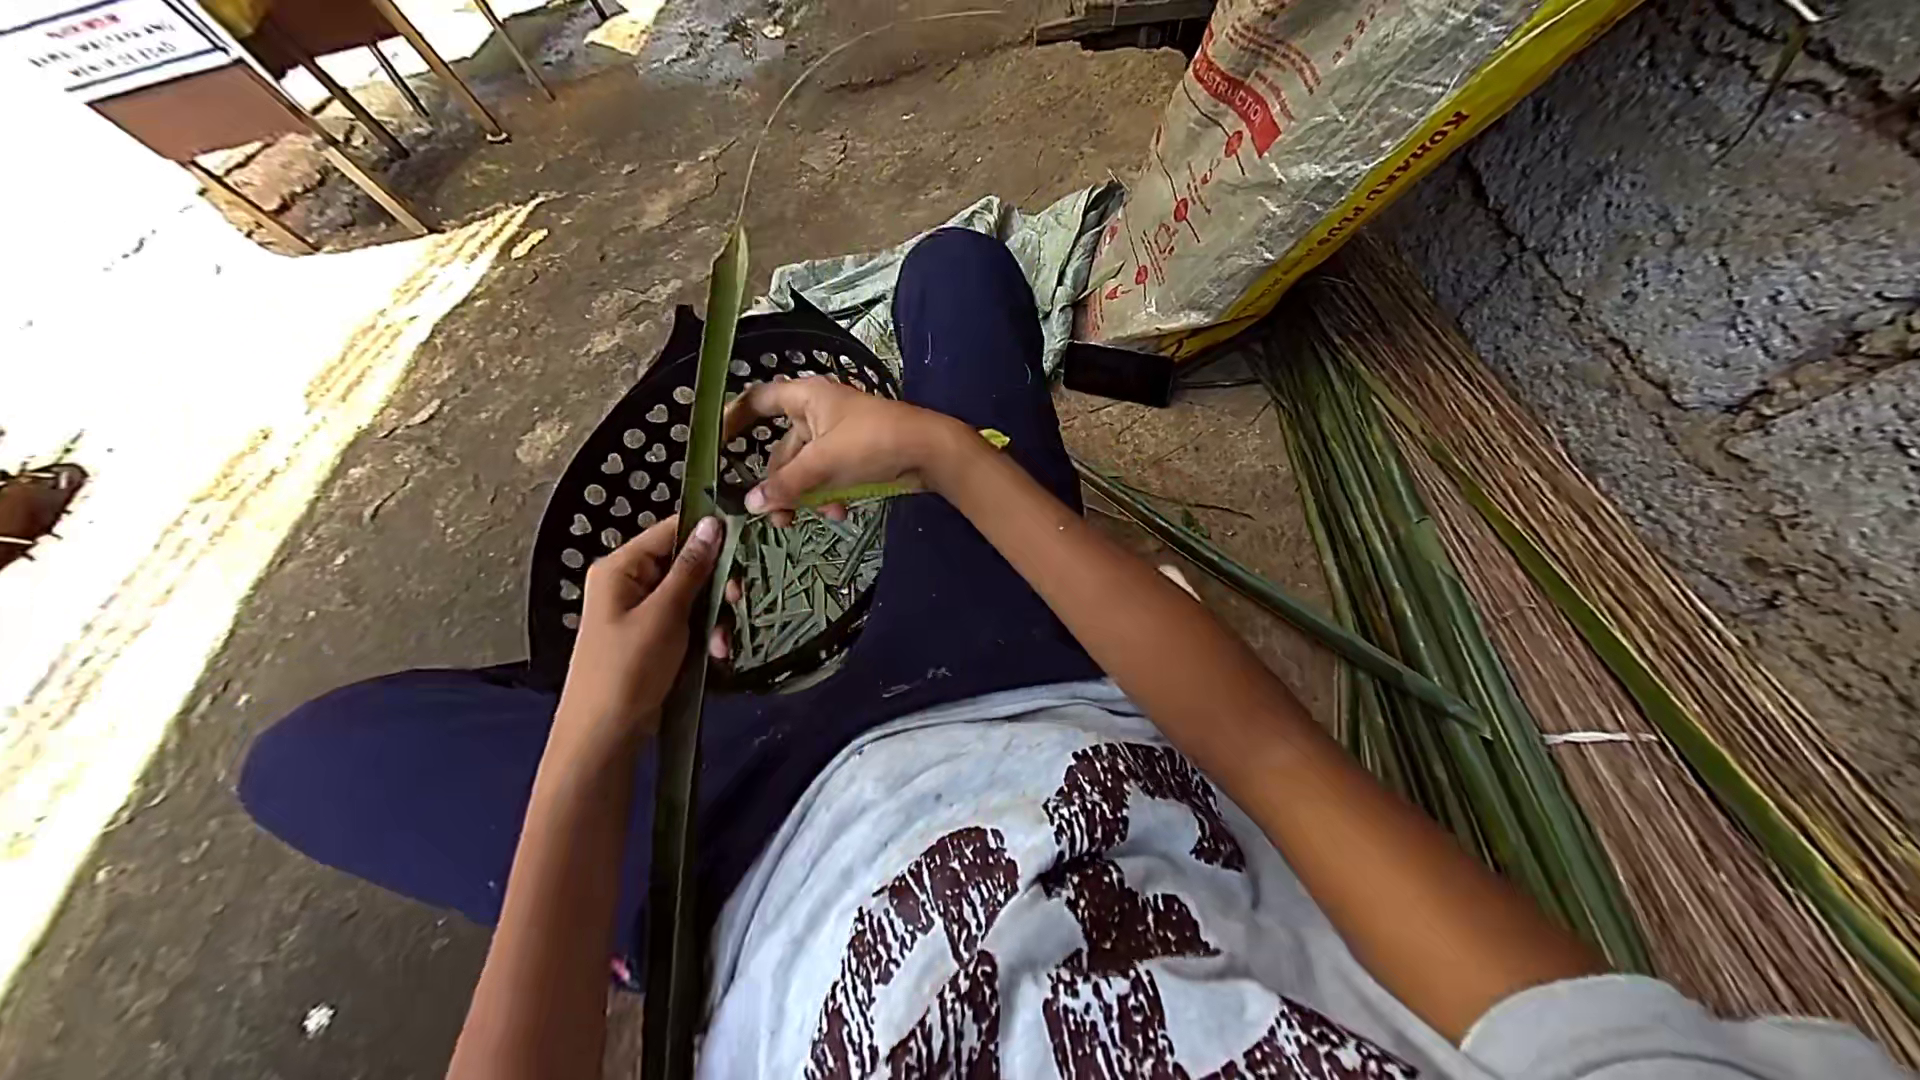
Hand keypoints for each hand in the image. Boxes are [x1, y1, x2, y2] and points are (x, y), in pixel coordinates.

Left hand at [554, 514, 724, 753]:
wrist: (605, 735)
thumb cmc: (628, 669)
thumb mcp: (664, 614)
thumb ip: (692, 568)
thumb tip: (713, 523)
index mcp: (622, 568)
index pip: (671, 530)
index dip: (708, 533)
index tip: (744, 542)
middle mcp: (632, 583)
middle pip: (689, 564)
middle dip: (716, 585)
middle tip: (736, 600)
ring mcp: (645, 612)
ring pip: (696, 596)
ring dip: (716, 617)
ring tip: (720, 643)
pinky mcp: (657, 637)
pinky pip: (692, 622)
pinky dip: (707, 636)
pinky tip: (714, 656)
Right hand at [724, 376, 970, 525]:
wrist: (930, 451)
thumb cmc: (873, 443)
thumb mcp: (824, 463)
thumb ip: (786, 484)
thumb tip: (750, 504)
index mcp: (805, 398)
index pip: (757, 401)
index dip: (734, 419)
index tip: (716, 445)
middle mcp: (817, 413)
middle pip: (782, 450)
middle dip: (780, 485)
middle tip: (776, 518)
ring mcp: (837, 435)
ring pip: (806, 469)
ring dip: (807, 495)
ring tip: (815, 516)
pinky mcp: (855, 456)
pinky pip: (829, 476)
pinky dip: (830, 494)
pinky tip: (841, 511)